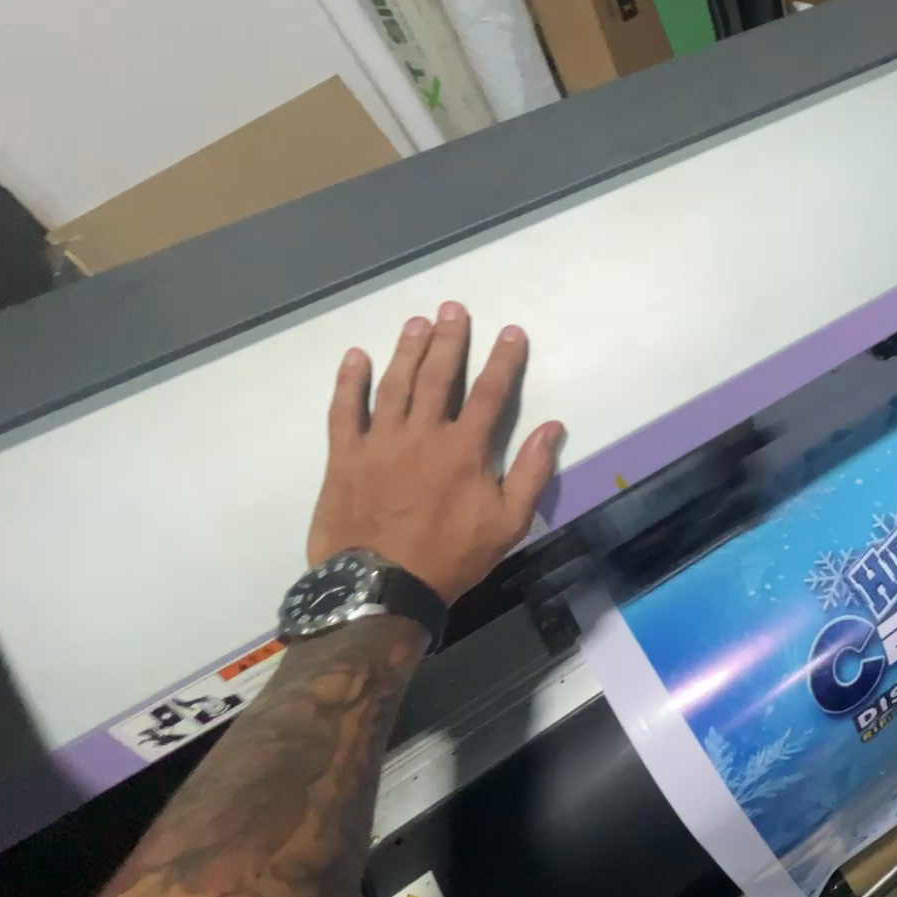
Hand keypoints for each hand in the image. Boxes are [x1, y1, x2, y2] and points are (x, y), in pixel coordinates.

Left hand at [308, 302, 565, 602]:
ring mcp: (379, 442)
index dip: (504, 360)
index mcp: (465, 450)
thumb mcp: (509, 522)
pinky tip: (356, 357)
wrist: (379, 587)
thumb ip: (532, 472)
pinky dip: (349, 382)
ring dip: (408, 350)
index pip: (491, 393)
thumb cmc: (452, 556)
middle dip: (450, 340)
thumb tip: (553, 428)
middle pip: (439, 377)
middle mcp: (423, 434)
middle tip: (454, 309)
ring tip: (417, 322)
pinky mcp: (344, 456)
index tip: (511, 332)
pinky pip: (344, 410)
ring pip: (395, 384)